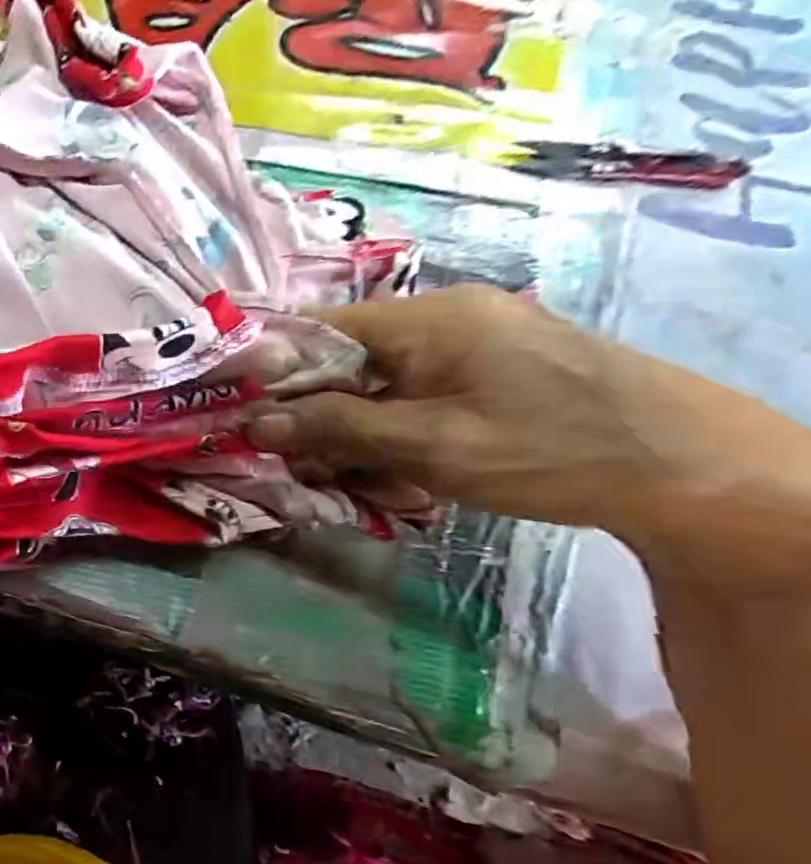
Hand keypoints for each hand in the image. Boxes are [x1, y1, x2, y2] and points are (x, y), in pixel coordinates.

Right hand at [245, 285, 810, 539]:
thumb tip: (251, 421)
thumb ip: (334, 427)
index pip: (318, 329)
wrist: (690, 469)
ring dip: (351, 432)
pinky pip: (412, 396)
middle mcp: (446, 319)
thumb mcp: (425, 443)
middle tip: (295, 463)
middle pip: (344, 361)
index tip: (238, 415)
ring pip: (375, 385)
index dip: (270, 370)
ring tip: (349, 478)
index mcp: (429, 319)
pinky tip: (395, 471)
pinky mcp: (491, 372)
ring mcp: (473, 345)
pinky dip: (390, 432)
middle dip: (311, 413)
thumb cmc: (547, 447)